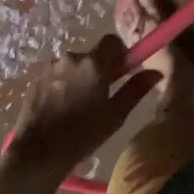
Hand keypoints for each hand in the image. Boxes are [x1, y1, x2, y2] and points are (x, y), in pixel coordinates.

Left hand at [7, 35, 160, 174]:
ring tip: (80, 106)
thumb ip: (136, 89)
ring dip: (81, 77)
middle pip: (93, 54)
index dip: (120, 52)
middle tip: (103, 95)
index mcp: (93, 64)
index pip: (112, 40)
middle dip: (101, 69)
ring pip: (75, 65)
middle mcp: (71, 57)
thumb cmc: (82, 135)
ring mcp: (51, 66)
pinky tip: (63, 107)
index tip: (123, 72)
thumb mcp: (115, 115)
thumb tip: (156, 72)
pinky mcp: (37, 77)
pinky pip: (58, 73)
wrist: (38, 153)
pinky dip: (64, 84)